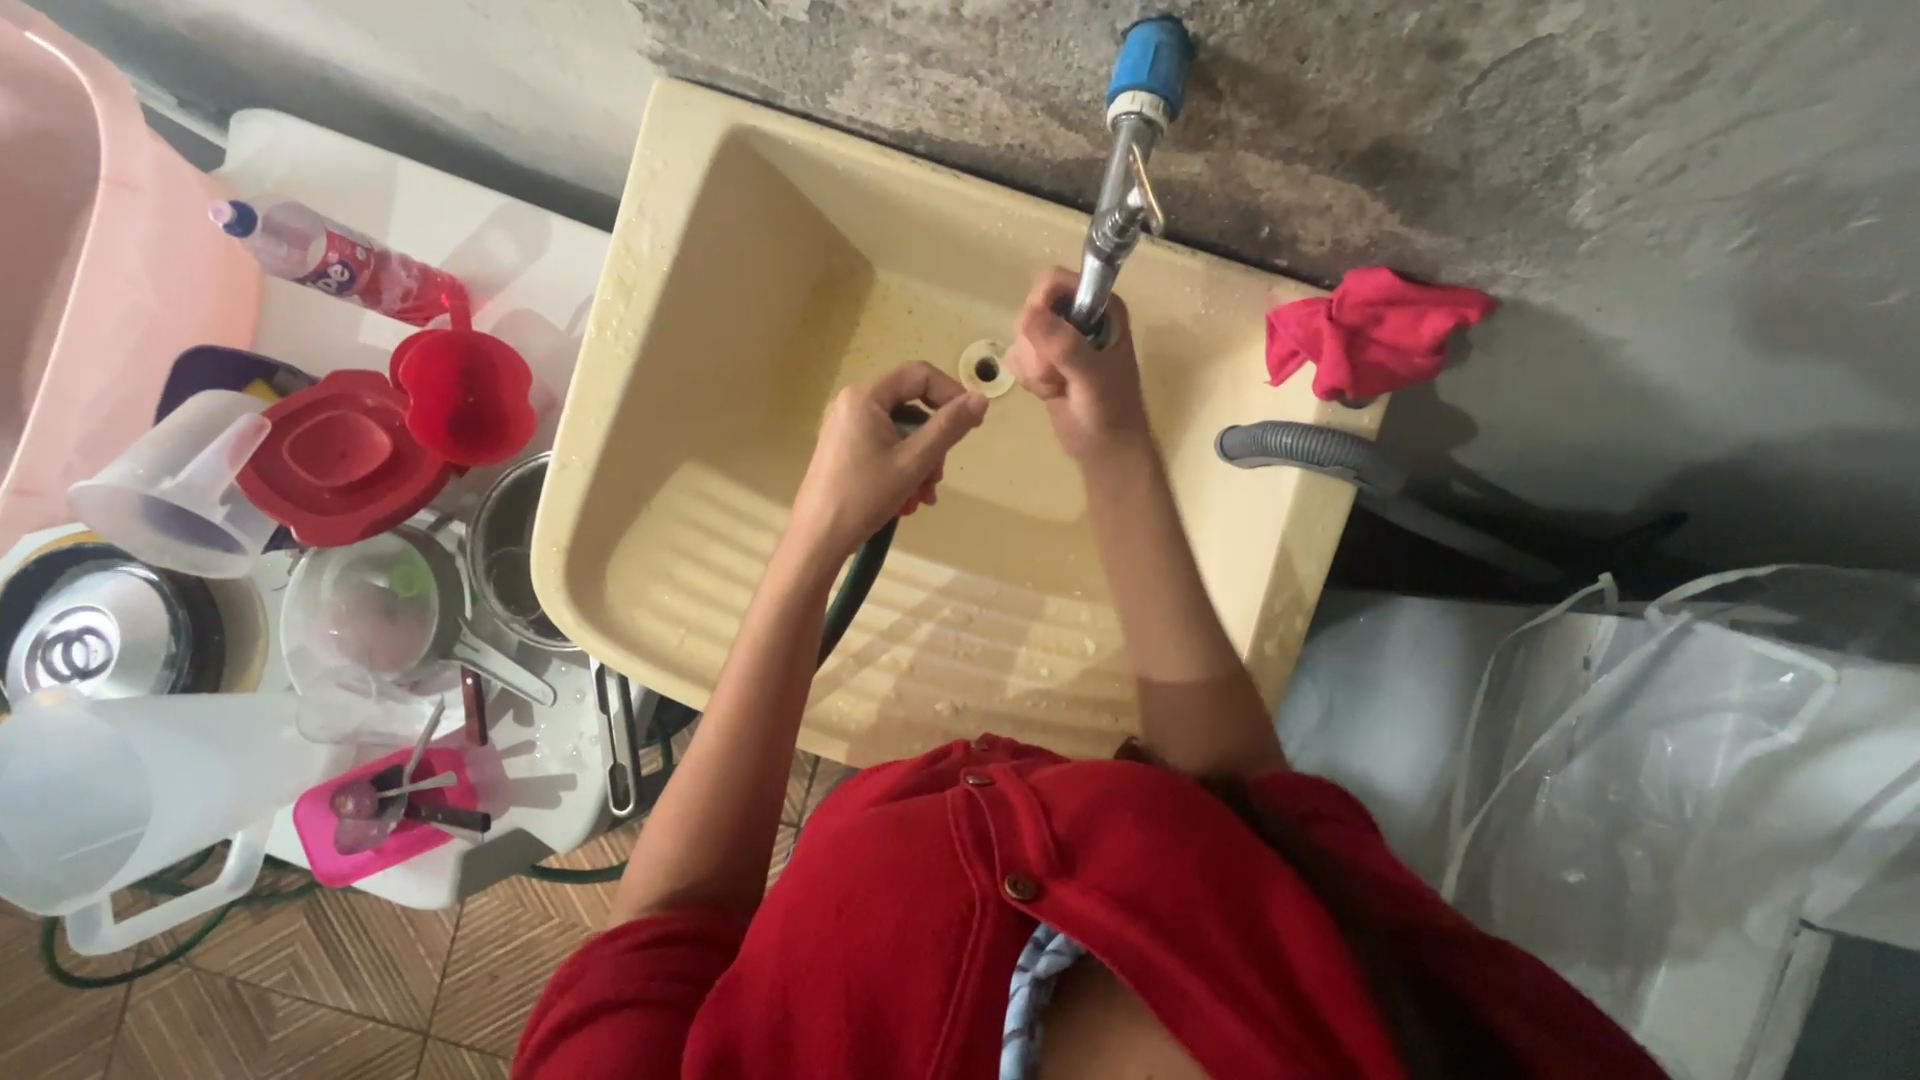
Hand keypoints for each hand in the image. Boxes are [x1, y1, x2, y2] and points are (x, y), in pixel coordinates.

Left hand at [789, 361, 988, 562]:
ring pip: (901, 433)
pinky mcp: (844, 449)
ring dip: (920, 464)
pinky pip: (884, 448)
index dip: (951, 393)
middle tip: (938, 478)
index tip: (972, 423)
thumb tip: (981, 399)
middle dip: (933, 444)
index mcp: (865, 397)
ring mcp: (846, 427)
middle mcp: (852, 404)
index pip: (920, 375)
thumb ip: (949, 427)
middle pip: (911, 408)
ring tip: (922, 497)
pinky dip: (902, 470)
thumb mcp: (914, 462)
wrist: (818, 538)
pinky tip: (906, 502)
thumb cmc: (864, 496)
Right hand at [1005, 267, 1151, 461]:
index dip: (1040, 306)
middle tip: (1055, 371)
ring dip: (1032, 365)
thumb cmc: (1109, 412)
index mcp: (1100, 306)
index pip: (1053, 281)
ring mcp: (1060, 338)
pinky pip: (1017, 355)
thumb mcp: (1092, 378)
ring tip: (1057, 385)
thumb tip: (1027, 316)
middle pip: (1031, 308)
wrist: (1106, 449)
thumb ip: (1064, 346)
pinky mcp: (1045, 359)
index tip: (1044, 340)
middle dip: (1034, 345)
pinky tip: (1049, 391)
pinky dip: (1028, 376)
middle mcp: (1079, 315)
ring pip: (1021, 334)